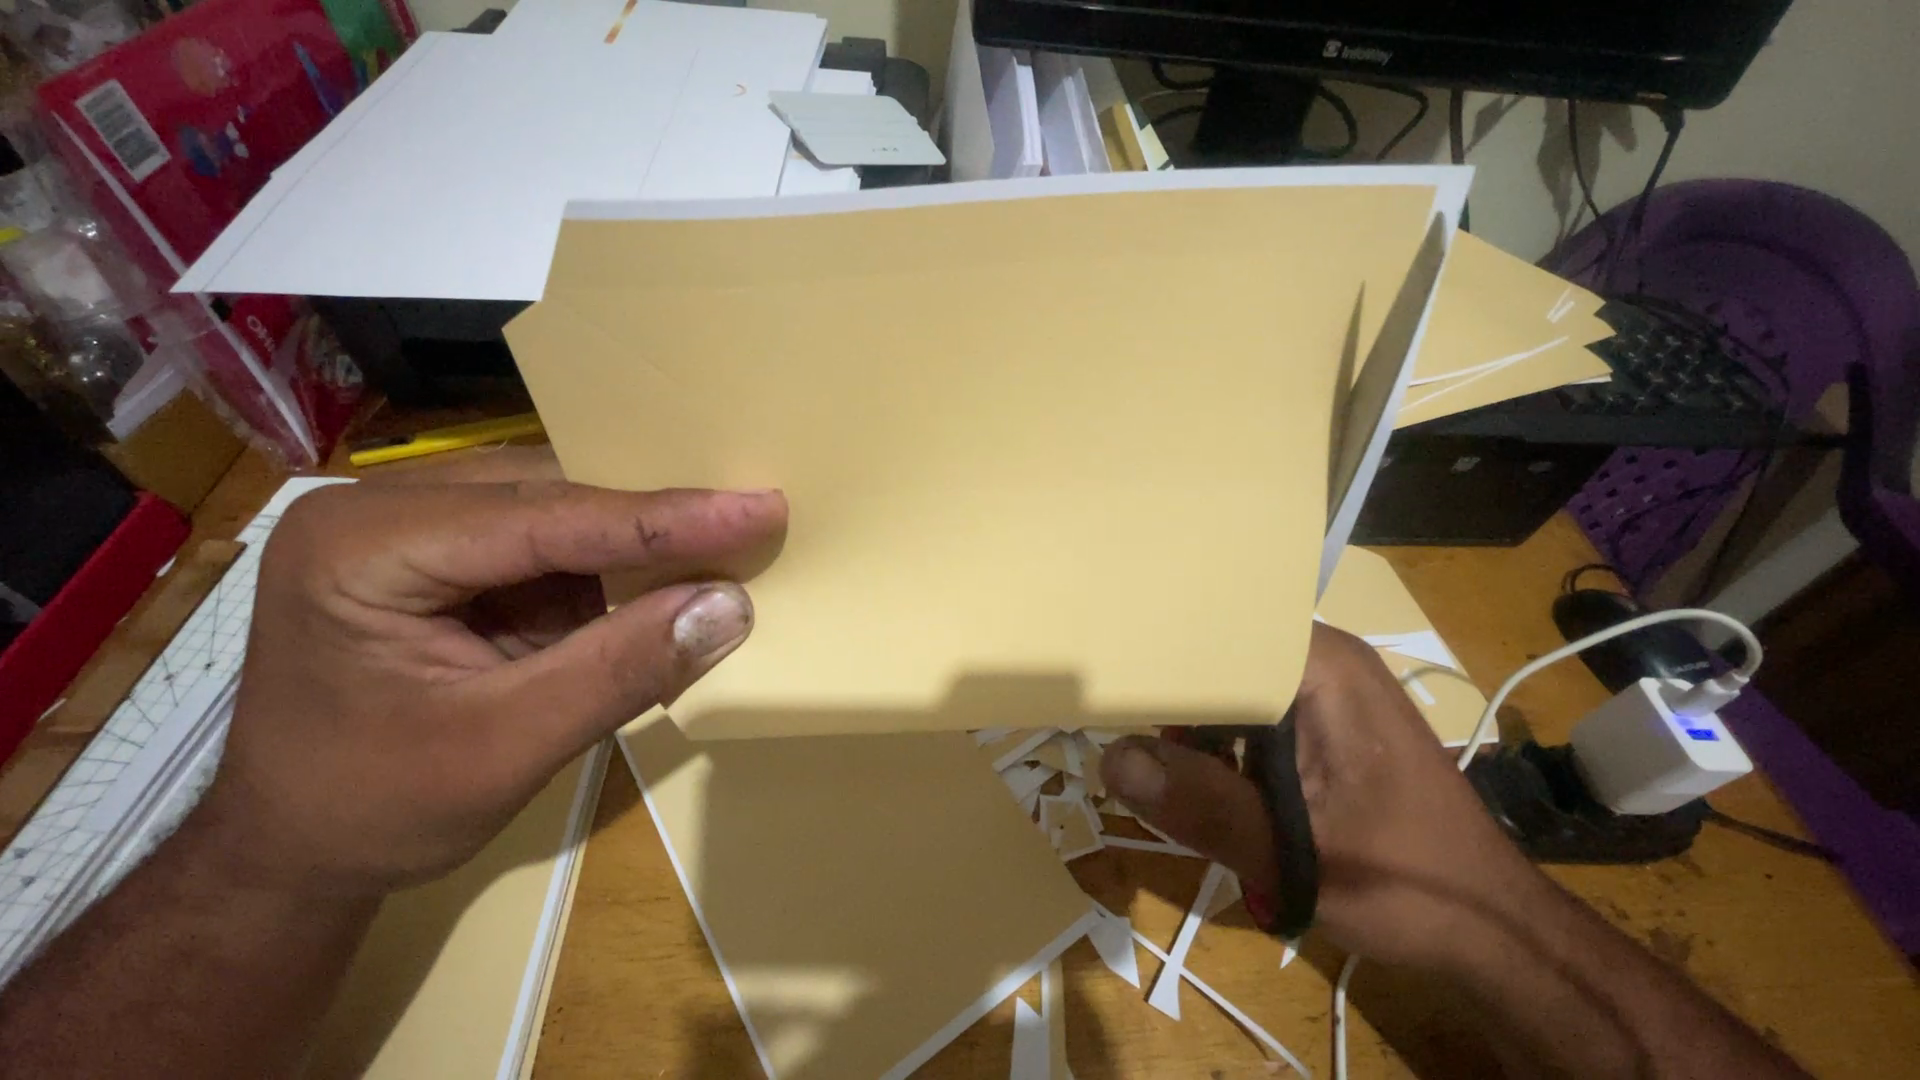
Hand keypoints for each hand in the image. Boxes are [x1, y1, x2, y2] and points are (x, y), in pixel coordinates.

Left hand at [198, 450, 786, 894]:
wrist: (293, 852)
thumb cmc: (373, 808)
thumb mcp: (503, 749)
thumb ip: (618, 671)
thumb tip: (730, 606)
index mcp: (365, 545)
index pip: (544, 519)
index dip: (663, 519)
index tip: (759, 508)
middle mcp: (386, 512)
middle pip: (553, 498)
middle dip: (657, 519)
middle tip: (756, 519)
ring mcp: (417, 531)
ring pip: (560, 512)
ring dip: (643, 540)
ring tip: (729, 544)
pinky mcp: (452, 561)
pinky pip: (553, 546)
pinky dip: (617, 567)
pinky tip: (671, 577)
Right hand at [1100, 623, 1541, 971]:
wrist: (1492, 929)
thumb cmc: (1406, 883)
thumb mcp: (1294, 854)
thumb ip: (1203, 805)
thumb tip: (1111, 758)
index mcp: (1321, 666)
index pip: (1219, 629)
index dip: (1160, 652)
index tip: (1105, 683)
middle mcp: (1323, 661)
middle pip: (1220, 657)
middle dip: (1171, 699)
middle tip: (1116, 733)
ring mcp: (1326, 692)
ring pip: (1231, 690)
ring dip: (1194, 731)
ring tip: (1153, 766)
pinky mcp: (1325, 726)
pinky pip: (1251, 717)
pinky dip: (1221, 748)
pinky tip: (1203, 785)